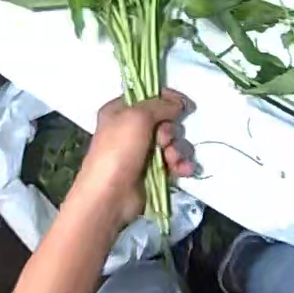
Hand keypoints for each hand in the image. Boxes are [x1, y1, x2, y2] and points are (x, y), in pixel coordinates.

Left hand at [64, 91, 197, 229]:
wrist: (110, 195)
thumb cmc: (118, 150)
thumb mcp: (136, 117)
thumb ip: (160, 105)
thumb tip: (179, 104)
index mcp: (122, 111)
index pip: (150, 97)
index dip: (168, 99)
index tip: (183, 104)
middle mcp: (133, 129)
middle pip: (166, 120)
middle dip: (170, 131)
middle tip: (162, 140)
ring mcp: (144, 151)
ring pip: (174, 142)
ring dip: (177, 150)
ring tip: (170, 159)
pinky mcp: (154, 171)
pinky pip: (176, 162)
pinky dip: (181, 165)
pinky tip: (181, 170)